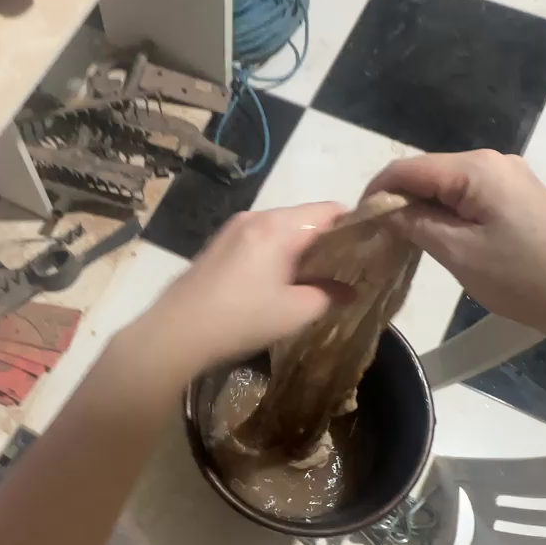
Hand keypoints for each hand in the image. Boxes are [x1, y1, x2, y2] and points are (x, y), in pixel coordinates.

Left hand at [125, 202, 346, 376]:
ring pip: (281, 230)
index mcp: (279, 226)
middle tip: (346, 272)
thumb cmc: (240, 320)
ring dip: (300, 250)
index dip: (355, 228)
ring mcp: (232, 230)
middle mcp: (255, 217)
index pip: (331, 211)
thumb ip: (329, 296)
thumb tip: (351, 291)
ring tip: (314, 281)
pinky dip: (277, 254)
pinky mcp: (218, 246)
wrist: (175, 333)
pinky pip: (259, 240)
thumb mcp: (295, 312)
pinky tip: (278, 283)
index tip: (370, 252)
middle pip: (305, 218)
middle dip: (328, 242)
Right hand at [367, 151, 545, 344]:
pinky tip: (436, 238)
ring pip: (444, 186)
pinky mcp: (515, 196)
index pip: (406, 169)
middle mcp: (491, 161)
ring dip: (419, 209)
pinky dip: (443, 213)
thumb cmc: (521, 277)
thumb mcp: (458, 253)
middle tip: (375, 238)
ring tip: (400, 242)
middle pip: (425, 173)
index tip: (355, 224)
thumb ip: (414, 224)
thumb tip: (382, 210)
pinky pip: (465, 195)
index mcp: (475, 169)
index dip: (375, 193)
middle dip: (396, 201)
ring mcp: (507, 177)